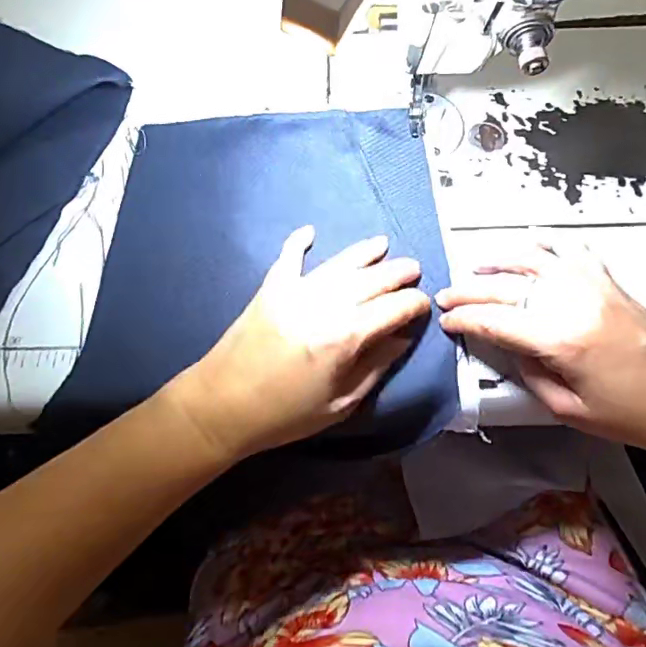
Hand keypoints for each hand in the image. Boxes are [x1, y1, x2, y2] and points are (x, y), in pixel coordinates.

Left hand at [161, 227, 433, 462]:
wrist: (222, 406)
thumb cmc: (286, 414)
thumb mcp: (341, 403)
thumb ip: (376, 366)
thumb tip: (403, 337)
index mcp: (344, 337)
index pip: (392, 309)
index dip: (414, 304)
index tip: (423, 305)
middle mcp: (323, 306)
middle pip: (370, 280)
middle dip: (396, 273)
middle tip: (413, 268)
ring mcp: (294, 292)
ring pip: (338, 265)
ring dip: (363, 253)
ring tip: (382, 244)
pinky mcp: (270, 289)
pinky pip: (288, 258)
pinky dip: (299, 243)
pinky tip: (310, 232)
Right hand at [436, 238, 645, 472]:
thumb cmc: (633, 416)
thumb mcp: (568, 409)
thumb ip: (529, 372)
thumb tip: (507, 346)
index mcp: (560, 339)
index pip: (495, 320)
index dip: (464, 320)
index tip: (446, 321)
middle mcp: (573, 302)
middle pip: (507, 286)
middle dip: (470, 291)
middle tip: (447, 296)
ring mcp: (594, 286)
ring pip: (535, 258)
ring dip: (501, 260)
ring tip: (478, 266)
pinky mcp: (611, 283)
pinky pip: (574, 251)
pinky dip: (549, 244)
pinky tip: (533, 244)